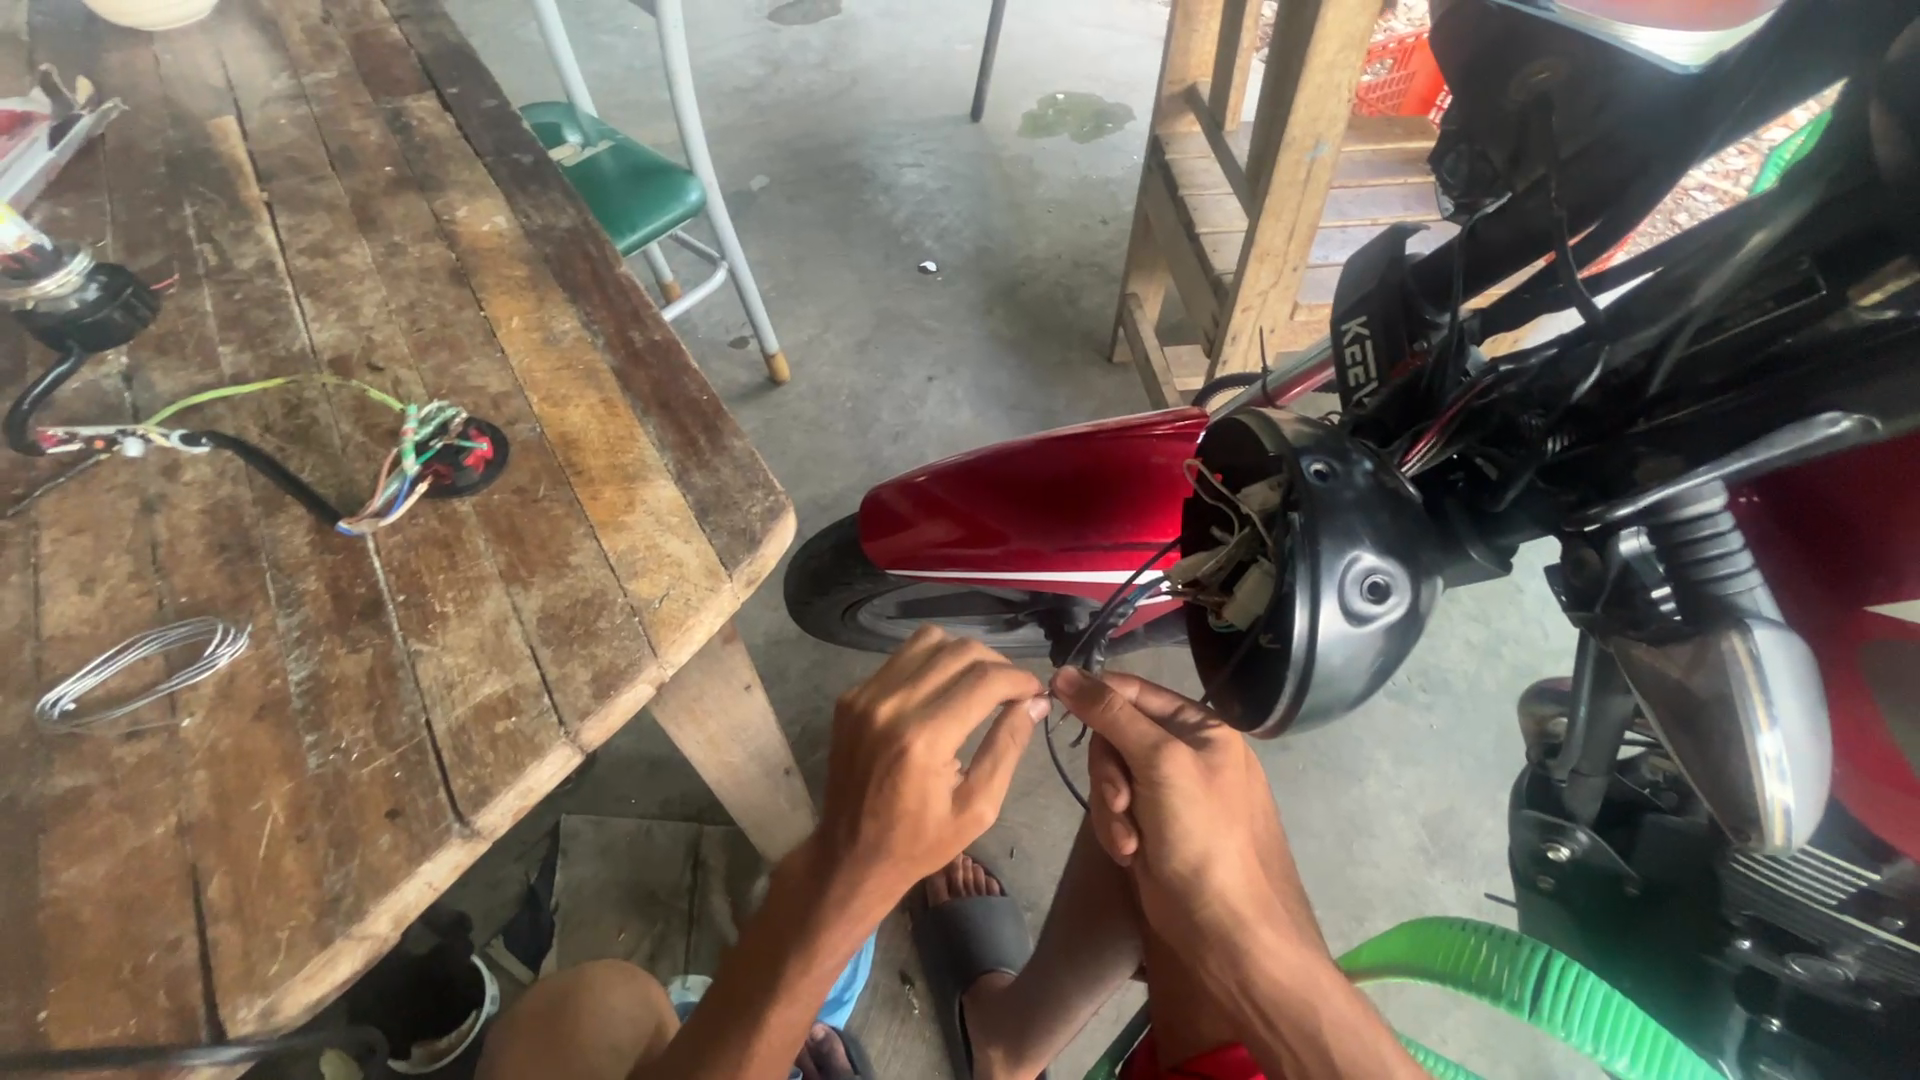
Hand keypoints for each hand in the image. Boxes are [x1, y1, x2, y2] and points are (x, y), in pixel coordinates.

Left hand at [813, 627, 1047, 902]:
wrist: (850, 856)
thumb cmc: (919, 842)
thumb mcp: (978, 807)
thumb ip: (1007, 746)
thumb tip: (1036, 701)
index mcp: (924, 739)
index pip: (985, 679)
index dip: (1019, 678)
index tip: (1036, 690)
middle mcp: (891, 706)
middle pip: (960, 651)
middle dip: (997, 664)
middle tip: (1012, 689)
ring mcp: (865, 696)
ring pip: (929, 641)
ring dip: (964, 655)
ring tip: (980, 683)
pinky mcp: (852, 696)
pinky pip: (901, 657)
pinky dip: (932, 662)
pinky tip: (944, 689)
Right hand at [1054, 667, 1323, 957]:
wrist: (1228, 931)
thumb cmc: (1204, 834)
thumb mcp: (1160, 761)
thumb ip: (1111, 714)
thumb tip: (1063, 670)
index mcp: (1200, 727)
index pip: (1134, 691)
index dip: (1097, 696)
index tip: (1057, 698)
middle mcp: (1185, 753)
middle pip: (1114, 736)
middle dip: (1109, 772)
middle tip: (1121, 800)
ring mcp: (1168, 793)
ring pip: (1108, 775)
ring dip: (1110, 807)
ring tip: (1129, 838)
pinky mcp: (1152, 826)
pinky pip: (1113, 808)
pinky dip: (1116, 829)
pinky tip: (1131, 853)